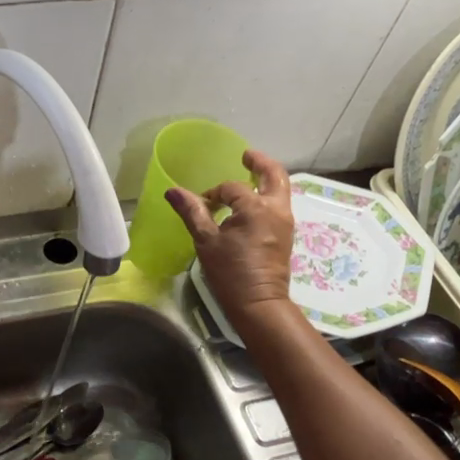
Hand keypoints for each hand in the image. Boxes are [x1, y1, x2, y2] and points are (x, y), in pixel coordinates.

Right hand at [166, 149, 294, 322]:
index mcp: (256, 207)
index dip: (214, 193)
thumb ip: (192, 212)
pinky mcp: (286, 234)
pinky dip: (268, 195)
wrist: (259, 303)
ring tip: (250, 175)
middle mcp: (276, 209)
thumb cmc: (230, 272)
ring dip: (266, 179)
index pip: (232, 189)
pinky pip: (279, 204)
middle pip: (274, 175)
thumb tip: (173, 191)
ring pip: (280, 189)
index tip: (202, 205)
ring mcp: (285, 221)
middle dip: (260, 162)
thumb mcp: (206, 241)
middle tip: (246, 156)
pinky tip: (253, 202)